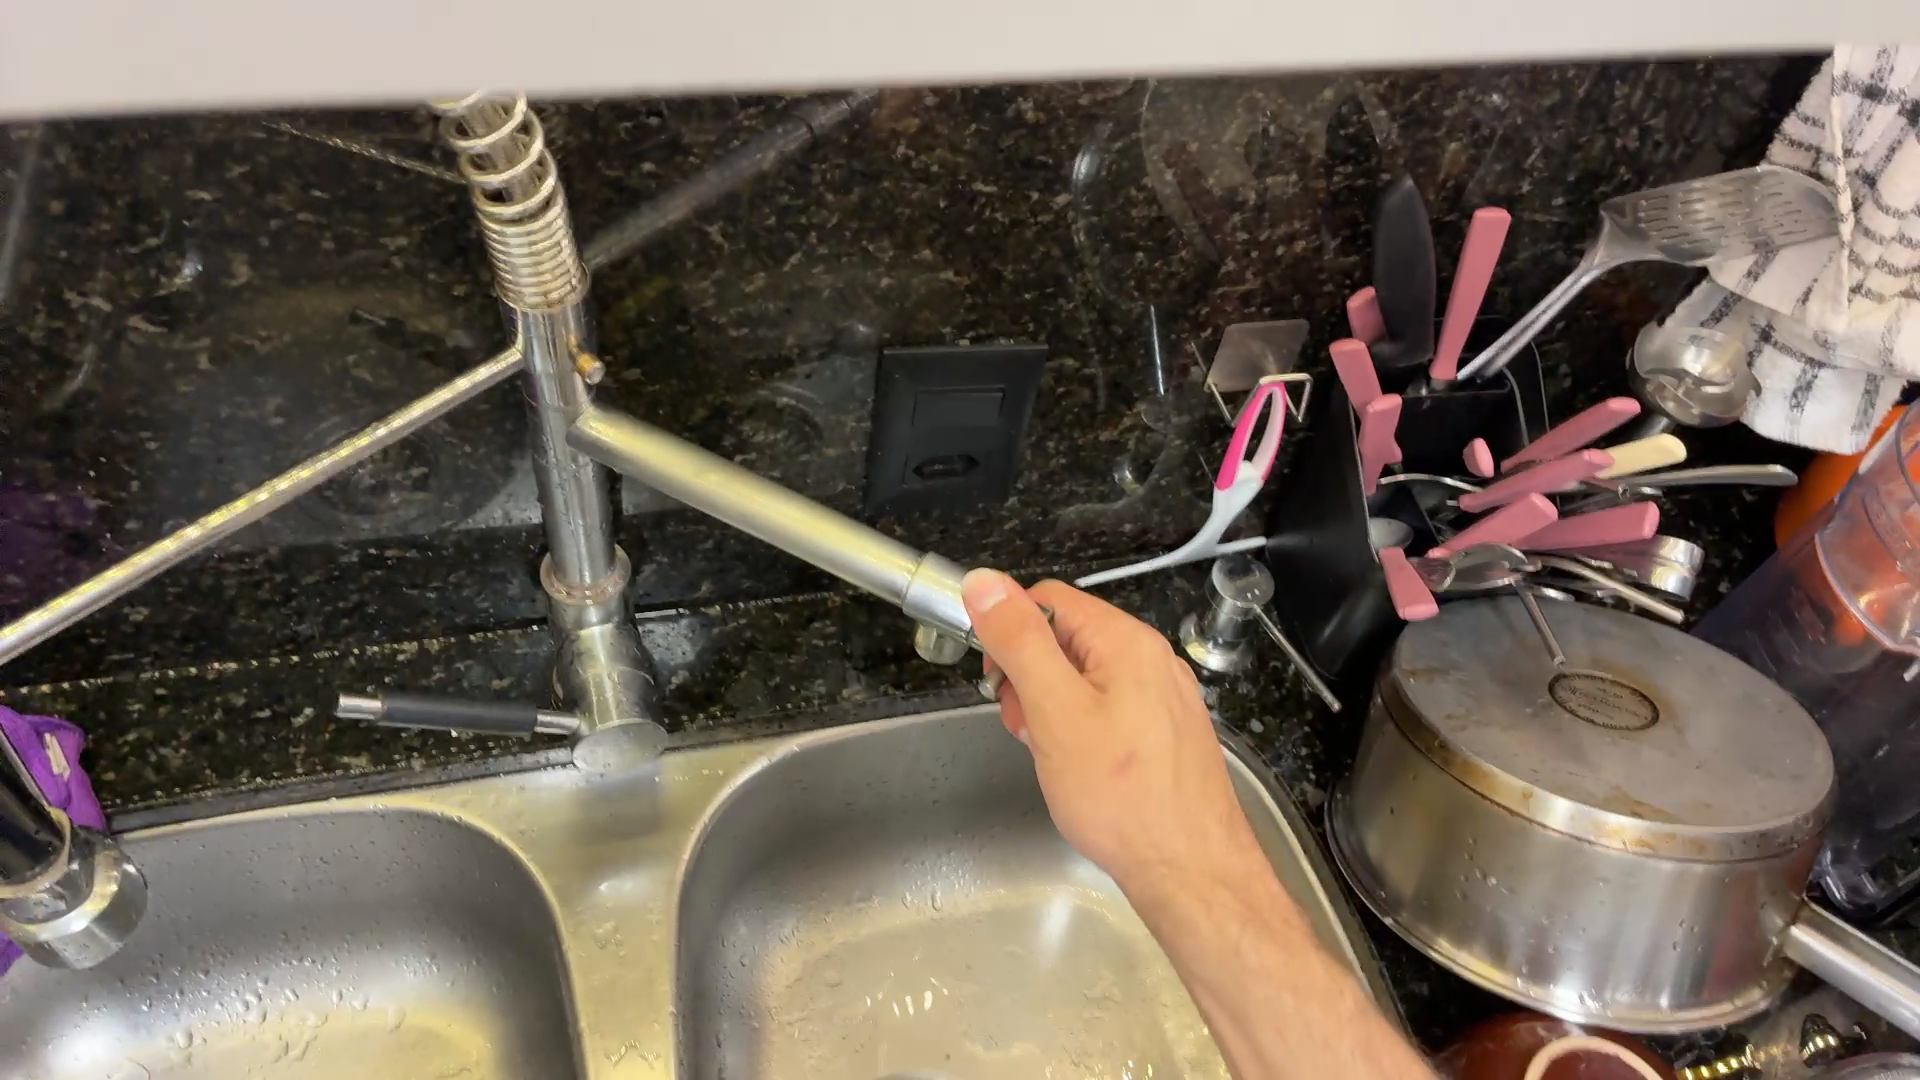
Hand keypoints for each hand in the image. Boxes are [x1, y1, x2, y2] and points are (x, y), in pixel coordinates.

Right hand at [960, 570, 1264, 898]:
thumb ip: (1019, 641)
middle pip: (1065, 639)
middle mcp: (1151, 659)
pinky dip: (1080, 729)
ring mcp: (1162, 696)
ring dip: (1051, 707)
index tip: (997, 679)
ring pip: (1083, 678)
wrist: (1193, 875)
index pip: (1048, 600)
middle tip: (1026, 726)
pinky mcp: (1164, 731)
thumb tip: (985, 582)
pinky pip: (1107, 709)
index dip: (1009, 631)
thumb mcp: (1054, 711)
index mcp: (1126, 641)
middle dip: (1030, 678)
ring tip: (1053, 754)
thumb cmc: (1123, 799)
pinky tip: (1079, 768)